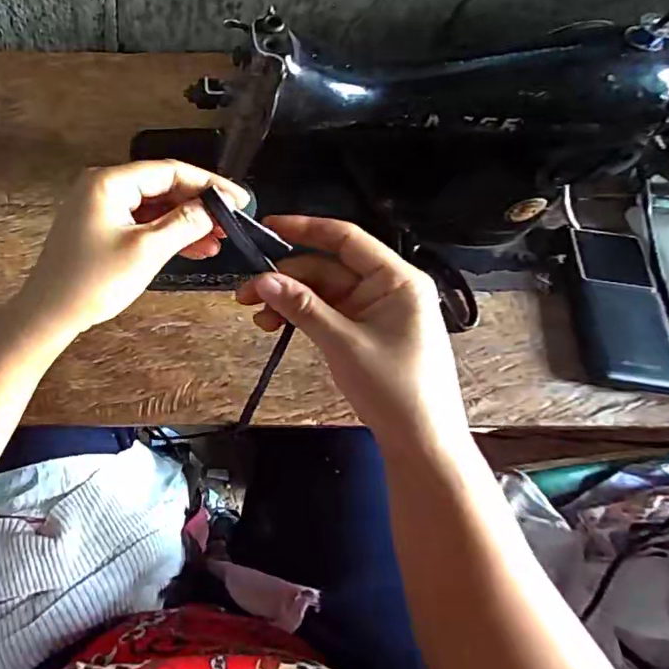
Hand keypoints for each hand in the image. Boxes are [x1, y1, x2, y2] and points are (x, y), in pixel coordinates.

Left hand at [16, 161, 249, 336]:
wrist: (49, 313)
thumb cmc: (88, 283)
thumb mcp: (146, 250)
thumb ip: (183, 223)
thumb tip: (210, 207)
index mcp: (107, 182)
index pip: (169, 171)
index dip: (208, 184)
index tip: (236, 199)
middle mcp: (100, 187)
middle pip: (161, 186)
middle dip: (198, 204)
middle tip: (229, 221)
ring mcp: (98, 207)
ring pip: (153, 206)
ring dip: (184, 221)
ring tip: (216, 239)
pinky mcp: (98, 226)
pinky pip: (139, 221)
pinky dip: (164, 232)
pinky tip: (191, 246)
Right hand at [236, 216, 467, 445]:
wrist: (421, 442)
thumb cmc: (396, 389)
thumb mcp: (343, 343)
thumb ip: (302, 306)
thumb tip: (263, 280)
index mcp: (397, 280)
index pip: (346, 239)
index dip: (305, 229)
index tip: (269, 227)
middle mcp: (386, 288)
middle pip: (325, 268)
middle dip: (284, 279)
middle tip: (246, 294)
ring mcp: (374, 310)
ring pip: (320, 291)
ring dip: (287, 300)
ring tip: (258, 318)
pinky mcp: (363, 330)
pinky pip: (325, 311)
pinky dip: (299, 316)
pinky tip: (276, 325)